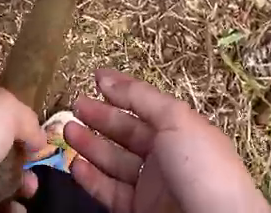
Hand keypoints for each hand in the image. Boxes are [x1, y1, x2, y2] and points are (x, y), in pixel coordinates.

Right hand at [65, 68, 269, 212]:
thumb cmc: (202, 168)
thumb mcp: (176, 120)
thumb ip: (140, 97)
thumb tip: (104, 76)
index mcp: (180, 131)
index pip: (144, 105)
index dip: (121, 91)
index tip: (94, 78)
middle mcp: (166, 157)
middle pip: (127, 132)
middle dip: (100, 117)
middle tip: (74, 105)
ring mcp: (153, 188)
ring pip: (115, 162)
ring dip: (91, 145)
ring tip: (68, 130)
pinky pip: (112, 193)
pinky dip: (92, 179)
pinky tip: (76, 165)